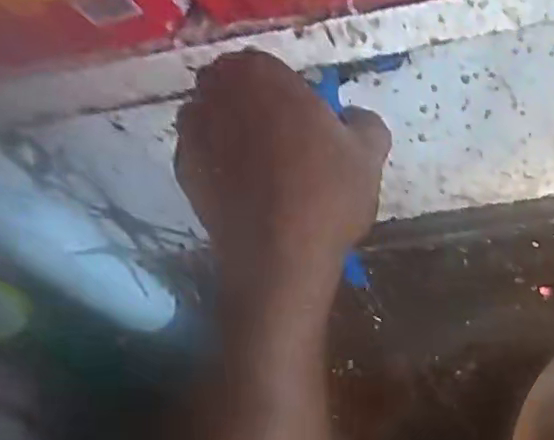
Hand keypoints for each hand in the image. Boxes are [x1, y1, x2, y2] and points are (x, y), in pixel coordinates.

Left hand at [175, 50, 390, 288]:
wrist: (280, 251)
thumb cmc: (328, 195)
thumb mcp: (370, 158)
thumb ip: (367, 125)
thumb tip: (355, 118)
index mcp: (261, 74)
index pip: (285, 77)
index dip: (308, 108)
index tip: (327, 140)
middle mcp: (215, 87)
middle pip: (251, 97)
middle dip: (275, 121)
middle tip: (308, 162)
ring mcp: (192, 125)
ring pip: (230, 126)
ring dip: (252, 146)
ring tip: (286, 188)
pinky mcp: (184, 164)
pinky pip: (216, 160)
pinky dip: (235, 174)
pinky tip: (265, 202)